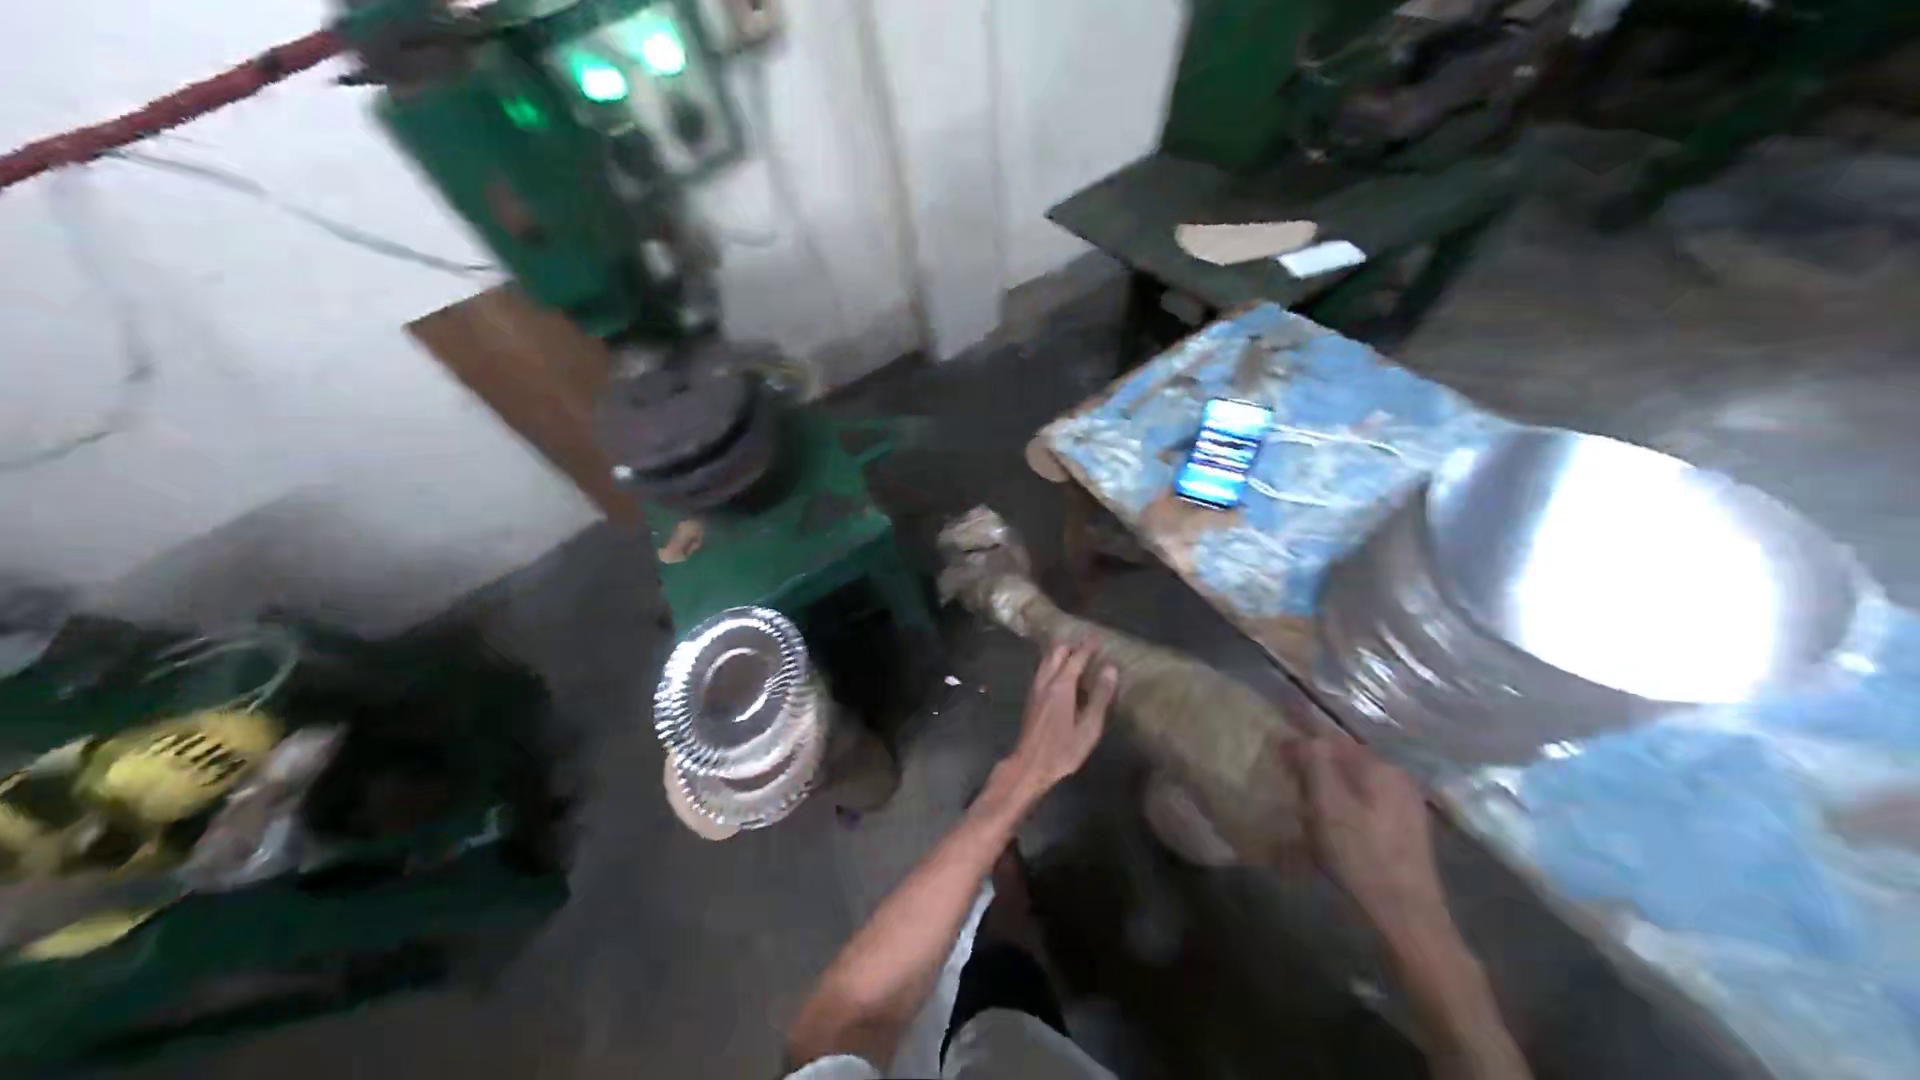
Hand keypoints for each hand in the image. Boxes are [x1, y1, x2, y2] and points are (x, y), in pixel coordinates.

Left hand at [997, 641, 1116, 803]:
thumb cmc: (1063, 750)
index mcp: (1061, 686)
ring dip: (1059, 653)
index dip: (1088, 647)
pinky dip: (1052, 663)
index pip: (1076, 658)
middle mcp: (1046, 682)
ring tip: (1074, 653)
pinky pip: (1042, 671)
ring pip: (1046, 661)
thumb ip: (1100, 696)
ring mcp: (1035, 689)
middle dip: (1071, 645)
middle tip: (1087, 645)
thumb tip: (1110, 668)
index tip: (1098, 638)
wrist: (1029, 765)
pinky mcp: (1031, 699)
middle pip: (1056, 653)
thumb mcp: (1089, 727)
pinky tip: (1059, 672)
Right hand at [1288, 735, 1448, 940]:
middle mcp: (1396, 777)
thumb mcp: (1329, 806)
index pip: (1332, 736)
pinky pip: (1364, 798)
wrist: (1408, 915)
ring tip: (1301, 791)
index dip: (1303, 729)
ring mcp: (1404, 803)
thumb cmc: (1362, 857)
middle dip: (1314, 756)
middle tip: (1284, 764)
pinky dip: (1342, 798)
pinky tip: (1328, 817)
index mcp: (1379, 767)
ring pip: (1355, 778)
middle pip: (1345, 756)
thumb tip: (1300, 734)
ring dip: (1327, 779)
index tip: (1278, 726)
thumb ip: (1314, 762)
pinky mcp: (1404, 827)